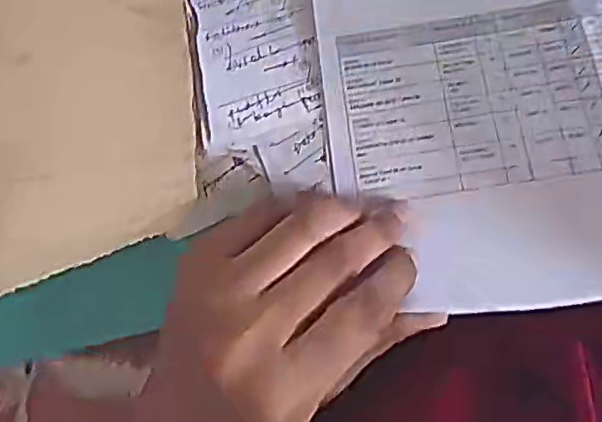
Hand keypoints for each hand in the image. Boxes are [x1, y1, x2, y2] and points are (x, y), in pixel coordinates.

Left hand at [135, 194, 445, 421]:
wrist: (169, 416)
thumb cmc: (254, 415)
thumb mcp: (316, 398)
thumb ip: (371, 347)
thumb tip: (432, 307)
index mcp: (281, 386)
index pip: (359, 313)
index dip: (395, 276)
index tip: (412, 257)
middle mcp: (250, 330)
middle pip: (334, 260)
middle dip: (378, 232)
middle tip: (402, 217)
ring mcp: (219, 288)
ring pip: (302, 224)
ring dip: (345, 207)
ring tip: (368, 205)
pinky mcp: (199, 257)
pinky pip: (262, 209)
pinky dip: (298, 201)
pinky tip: (320, 205)